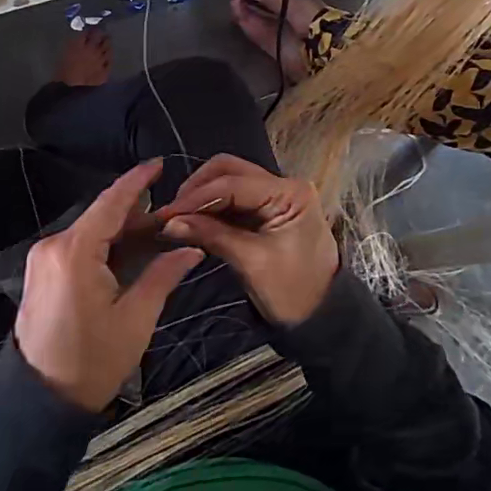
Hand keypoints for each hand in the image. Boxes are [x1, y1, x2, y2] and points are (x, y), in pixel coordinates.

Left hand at [15, 160, 206, 411]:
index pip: (109, 205)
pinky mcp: (40, 271)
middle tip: (170, 214)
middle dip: (133, 213)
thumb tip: (190, 248)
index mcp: (74, 252)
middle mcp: (52, 245)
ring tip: (155, 233)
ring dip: (118, 231)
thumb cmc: (93, 360)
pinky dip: (102, 245)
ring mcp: (42, 257)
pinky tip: (126, 251)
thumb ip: (162, 276)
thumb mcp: (135, 319)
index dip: (135, 182)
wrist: (41, 395)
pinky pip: (76, 246)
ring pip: (87, 232)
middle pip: (98, 217)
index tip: (157, 164)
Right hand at [157, 155, 338, 326]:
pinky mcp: (268, 209)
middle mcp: (284, 185)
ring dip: (201, 195)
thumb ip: (210, 234)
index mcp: (289, 193)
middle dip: (197, 188)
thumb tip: (169, 222)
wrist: (324, 320)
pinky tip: (194, 219)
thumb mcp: (251, 262)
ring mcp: (277, 195)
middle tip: (173, 212)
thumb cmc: (293, 291)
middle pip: (228, 170)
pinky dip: (211, 205)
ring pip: (227, 180)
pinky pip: (232, 197)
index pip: (231, 184)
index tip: (166, 215)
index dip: (195, 197)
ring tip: (179, 216)